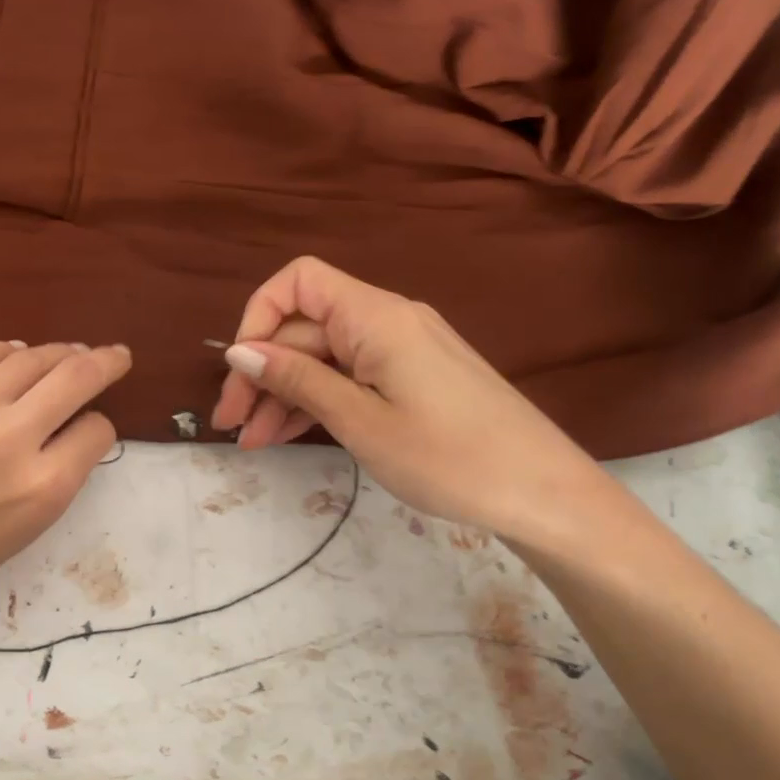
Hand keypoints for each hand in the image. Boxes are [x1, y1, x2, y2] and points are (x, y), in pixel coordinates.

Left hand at [0, 341, 131, 638]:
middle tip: (117, 355)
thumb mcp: (19, 538)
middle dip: (105, 363)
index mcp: (42, 488)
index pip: (96, 431)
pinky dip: (4, 350)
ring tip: (72, 351)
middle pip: (75, 378)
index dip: (101, 428)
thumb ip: (49, 485)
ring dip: (59, 351)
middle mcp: (12, 439)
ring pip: (30, 358)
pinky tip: (14, 353)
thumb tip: (66, 439)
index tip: (93, 430)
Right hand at [210, 257, 616, 540]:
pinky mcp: (412, 378)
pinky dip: (316, 401)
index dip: (258, 315)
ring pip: (321, 357)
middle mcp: (387, 321)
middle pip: (303, 327)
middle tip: (231, 425)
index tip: (239, 368)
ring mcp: (401, 351)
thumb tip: (239, 351)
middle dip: (260, 371)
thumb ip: (297, 380)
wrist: (548, 498)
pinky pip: (348, 376)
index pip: (298, 281)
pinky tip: (287, 435)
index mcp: (376, 317)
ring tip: (252, 441)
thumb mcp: (360, 421)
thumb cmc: (450, 458)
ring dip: (282, 393)